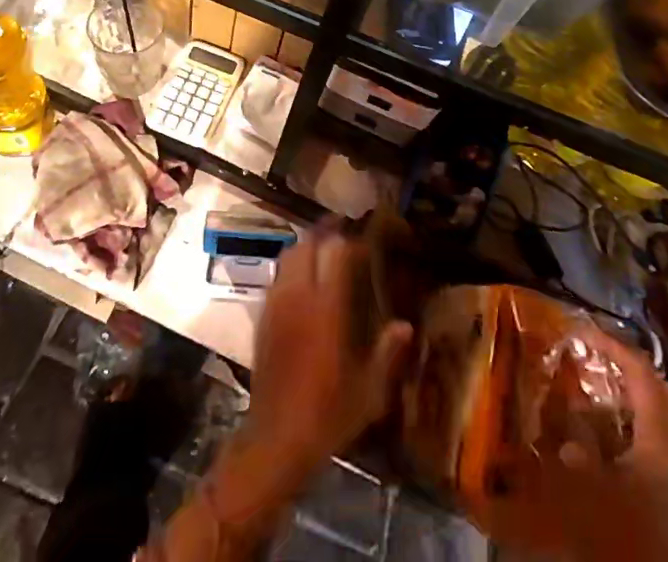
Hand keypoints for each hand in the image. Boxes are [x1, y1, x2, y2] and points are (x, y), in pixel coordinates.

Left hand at [240, 230, 413, 483]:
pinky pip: (276, 278)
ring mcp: (275, 306)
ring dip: (305, 246)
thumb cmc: (328, 414)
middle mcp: (297, 298)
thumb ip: (387, 353)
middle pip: (306, 246)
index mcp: (326, 309)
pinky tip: (302, 280)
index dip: (351, 241)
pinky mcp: (262, 319)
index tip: (366, 237)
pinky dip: (290, 268)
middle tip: (343, 229)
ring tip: (323, 247)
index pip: (336, 255)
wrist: (276, 437)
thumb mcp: (369, 390)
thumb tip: (405, 325)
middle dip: (324, 233)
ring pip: (286, 258)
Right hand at [470, 330, 667, 561]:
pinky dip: (628, 421)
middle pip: (659, 394)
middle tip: (592, 353)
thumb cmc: (616, 536)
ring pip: (658, 417)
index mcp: (661, 444)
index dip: (615, 348)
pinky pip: (652, 439)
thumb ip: (578, 440)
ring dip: (627, 394)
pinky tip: (600, 429)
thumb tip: (571, 412)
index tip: (584, 331)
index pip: (643, 378)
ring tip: (591, 384)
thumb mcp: (583, 485)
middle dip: (627, 367)